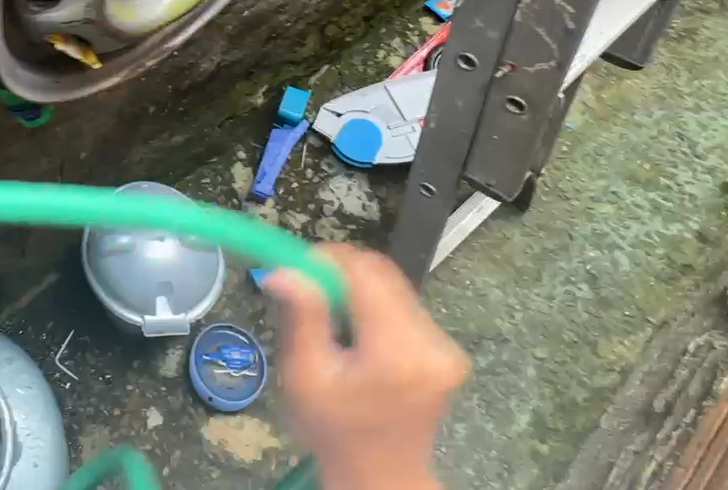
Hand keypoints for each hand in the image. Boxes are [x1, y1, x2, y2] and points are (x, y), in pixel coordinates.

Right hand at [264, 246, 468, 489]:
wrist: (381, 474)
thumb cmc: (334, 429)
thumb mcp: (305, 375)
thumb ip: (301, 317)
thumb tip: (282, 269)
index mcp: (397, 352)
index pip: (365, 272)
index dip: (327, 258)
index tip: (295, 268)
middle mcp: (431, 343)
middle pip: (380, 272)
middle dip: (339, 271)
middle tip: (306, 288)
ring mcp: (445, 346)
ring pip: (390, 282)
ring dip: (355, 287)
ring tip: (330, 316)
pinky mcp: (446, 348)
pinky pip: (401, 300)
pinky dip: (372, 302)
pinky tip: (355, 330)